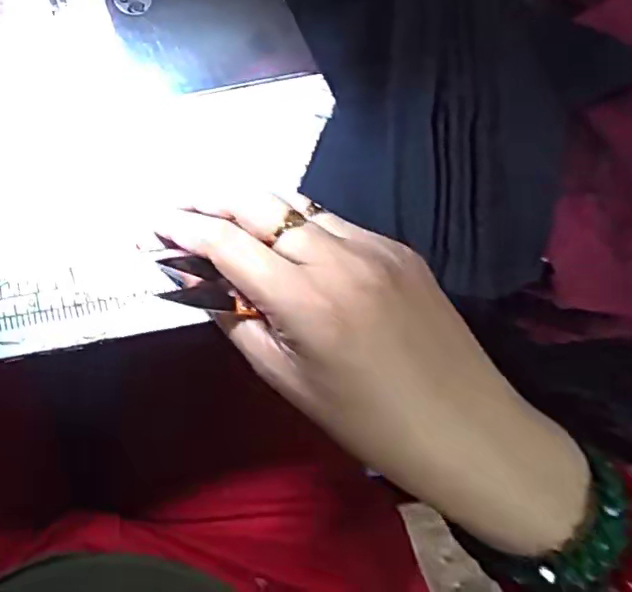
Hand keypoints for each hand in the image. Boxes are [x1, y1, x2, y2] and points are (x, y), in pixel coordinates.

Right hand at [154, 192, 590, 556]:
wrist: (476, 434)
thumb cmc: (369, 423)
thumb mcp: (286, 380)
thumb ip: (236, 321)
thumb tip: (199, 280)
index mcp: (306, 301)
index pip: (226, 243)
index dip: (183, 229)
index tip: (155, 224)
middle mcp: (337, 257)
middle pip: (257, 201)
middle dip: (210, 198)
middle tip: (181, 208)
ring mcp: (373, 244)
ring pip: (294, 204)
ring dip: (253, 207)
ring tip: (227, 221)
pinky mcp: (396, 245)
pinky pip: (331, 222)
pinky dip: (298, 226)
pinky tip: (290, 248)